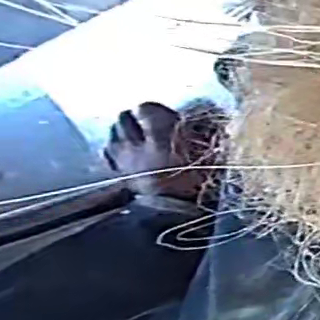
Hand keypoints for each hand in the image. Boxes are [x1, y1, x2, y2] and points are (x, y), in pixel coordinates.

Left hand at [103, 101, 223, 202]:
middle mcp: (135, 141)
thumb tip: (205, 121)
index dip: (155, 108)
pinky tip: (124, 152)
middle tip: (148, 120)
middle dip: (134, 117)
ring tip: (135, 134)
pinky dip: (115, 149)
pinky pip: (109, 153)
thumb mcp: (210, 151)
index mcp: (161, 131)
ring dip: (122, 132)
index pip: (147, 108)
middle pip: (124, 119)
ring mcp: (121, 157)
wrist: (174, 211)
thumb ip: (203, 133)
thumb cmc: (199, 179)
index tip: (166, 111)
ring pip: (113, 135)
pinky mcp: (116, 173)